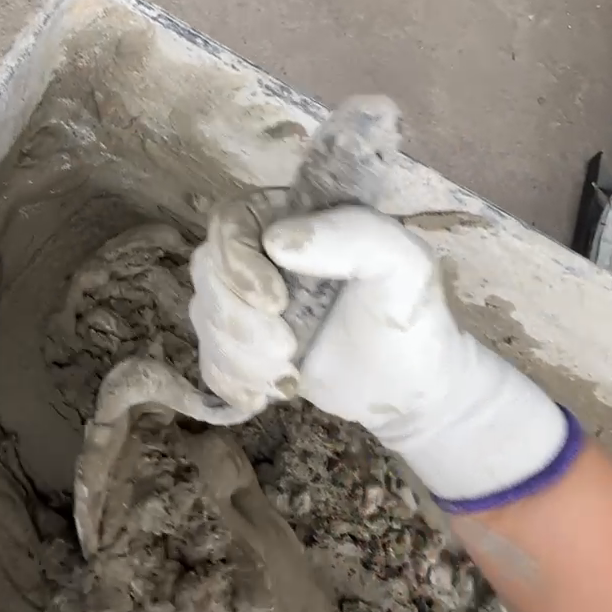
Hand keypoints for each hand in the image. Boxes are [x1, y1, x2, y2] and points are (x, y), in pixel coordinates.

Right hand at [189, 202, 575, 509]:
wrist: (409, 388)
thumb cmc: (408, 314)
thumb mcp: (401, 262)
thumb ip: (351, 234)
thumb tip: (274, 242)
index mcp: (287, 219)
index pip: (229, 221)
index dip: (237, 261)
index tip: (275, 302)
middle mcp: (253, 254)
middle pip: (207, 271)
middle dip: (240, 321)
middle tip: (287, 350)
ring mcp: (240, 301)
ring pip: (203, 317)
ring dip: (241, 356)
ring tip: (290, 375)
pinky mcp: (235, 345)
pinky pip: (207, 358)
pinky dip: (233, 382)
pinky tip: (270, 392)